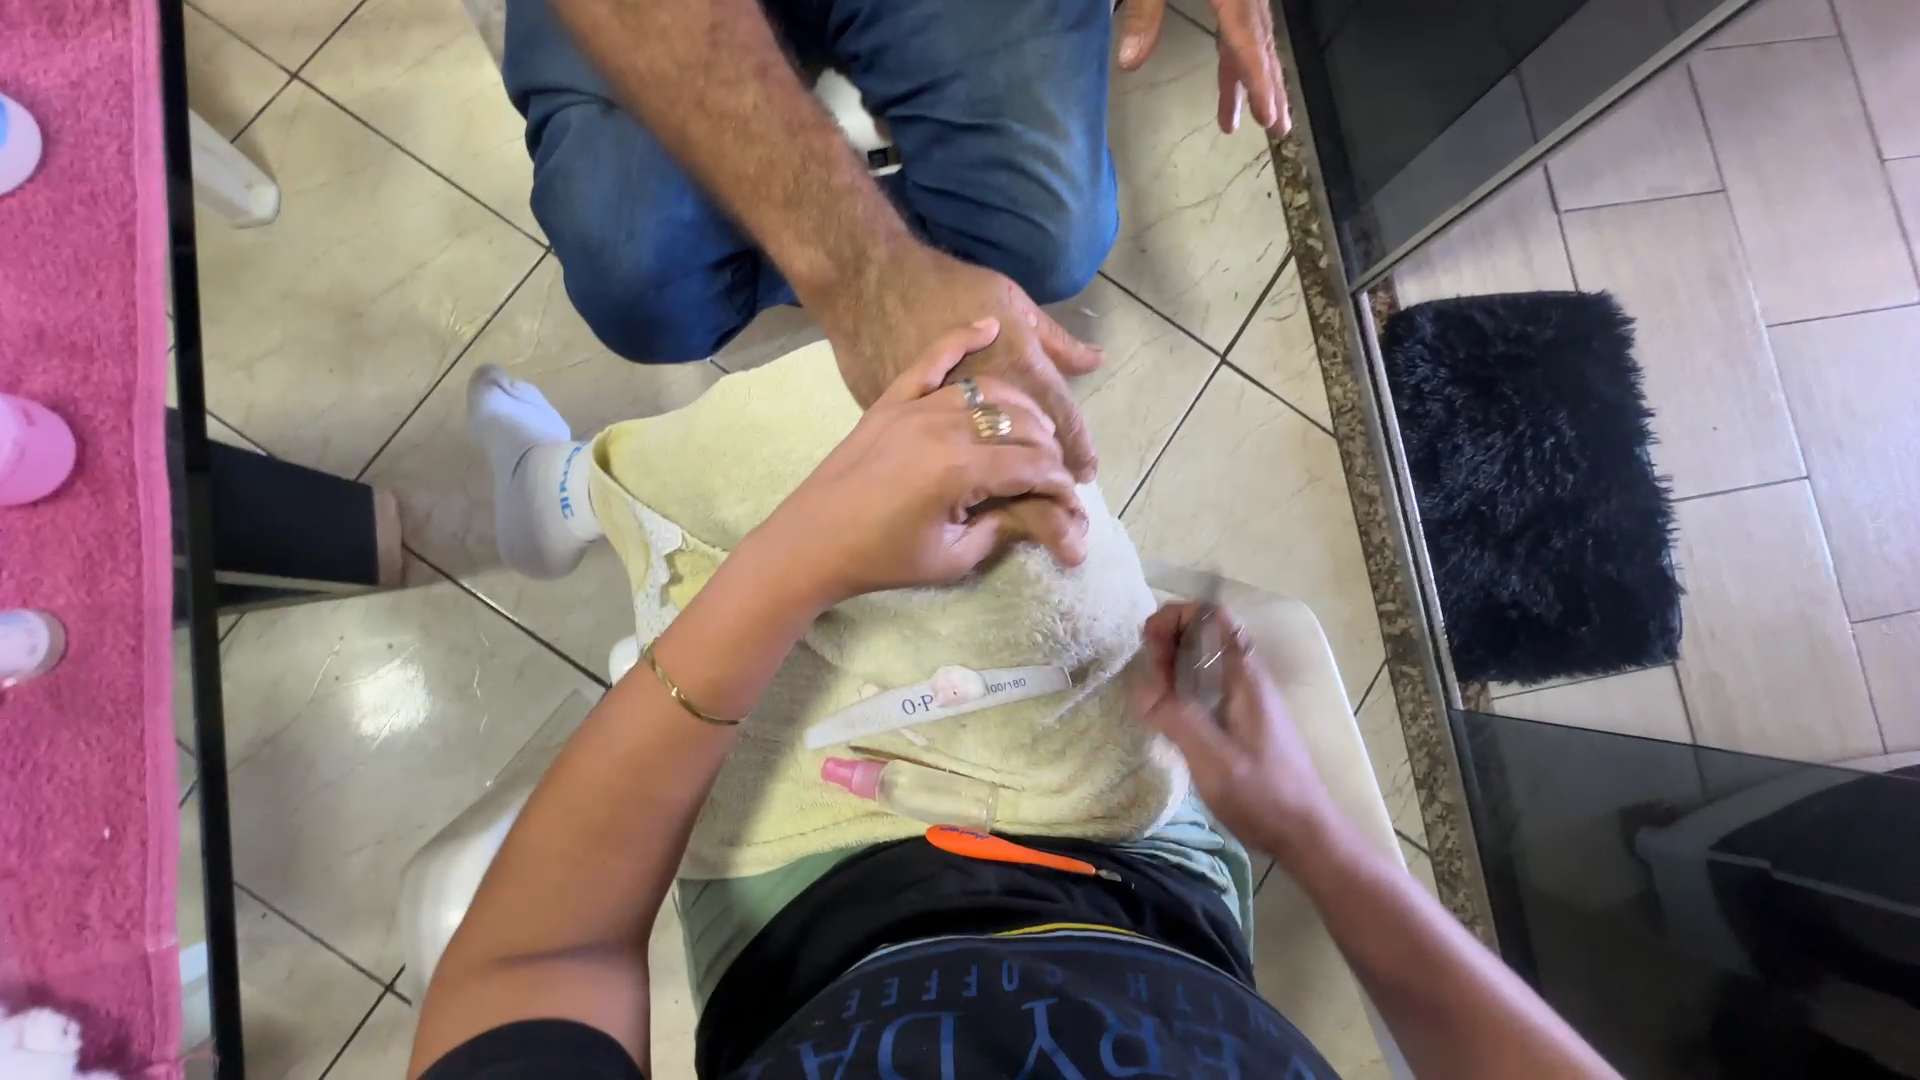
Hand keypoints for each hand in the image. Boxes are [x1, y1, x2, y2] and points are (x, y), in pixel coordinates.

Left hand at [761, 319, 1090, 605]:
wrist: (809, 543)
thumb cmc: (882, 559)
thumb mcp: (952, 557)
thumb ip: (1003, 529)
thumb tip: (1043, 514)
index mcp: (960, 469)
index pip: (1033, 464)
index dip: (1060, 484)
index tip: (1071, 501)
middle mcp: (944, 425)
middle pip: (1019, 423)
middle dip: (1049, 449)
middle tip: (1053, 475)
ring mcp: (916, 406)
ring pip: (988, 392)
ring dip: (1021, 408)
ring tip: (1036, 432)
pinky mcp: (892, 400)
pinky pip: (933, 359)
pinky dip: (963, 340)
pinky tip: (990, 328)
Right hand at [816, 245, 1104, 482]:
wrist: (869, 281)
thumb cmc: (946, 284)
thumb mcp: (1011, 302)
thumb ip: (1055, 341)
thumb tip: (1097, 361)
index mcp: (1018, 370)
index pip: (1064, 425)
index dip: (1079, 454)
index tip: (1085, 473)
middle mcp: (984, 404)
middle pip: (1029, 451)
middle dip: (1045, 467)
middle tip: (1050, 475)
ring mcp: (938, 425)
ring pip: (986, 465)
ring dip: (1006, 476)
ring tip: (1015, 478)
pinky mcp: (904, 435)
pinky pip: (937, 457)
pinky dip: (956, 465)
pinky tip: (966, 474)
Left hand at [1117, 0, 1290, 134]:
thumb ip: (1143, 10)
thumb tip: (1128, 63)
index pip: (1244, 42)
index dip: (1257, 81)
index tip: (1268, 116)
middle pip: (1259, 41)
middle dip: (1266, 86)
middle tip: (1278, 128)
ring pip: (1252, 31)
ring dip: (1248, 75)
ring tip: (1240, 117)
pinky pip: (1243, 15)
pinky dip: (1239, 45)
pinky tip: (1234, 64)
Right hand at [1132, 602, 1333, 855]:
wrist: (1308, 836)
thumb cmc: (1265, 796)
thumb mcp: (1215, 761)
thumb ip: (1177, 719)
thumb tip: (1140, 688)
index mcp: (1244, 676)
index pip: (1210, 616)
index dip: (1174, 618)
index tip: (1148, 649)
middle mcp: (1245, 677)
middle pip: (1201, 632)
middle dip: (1166, 641)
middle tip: (1145, 679)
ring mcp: (1244, 698)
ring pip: (1200, 659)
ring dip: (1170, 665)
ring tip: (1149, 696)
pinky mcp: (1239, 719)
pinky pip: (1203, 684)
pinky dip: (1179, 687)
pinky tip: (1165, 714)